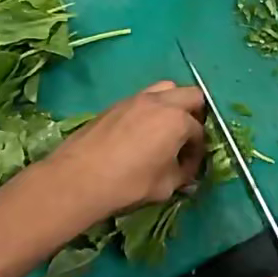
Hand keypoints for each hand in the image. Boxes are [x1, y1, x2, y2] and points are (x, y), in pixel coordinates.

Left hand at [39, 81, 206, 222]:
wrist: (78, 179)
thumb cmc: (128, 184)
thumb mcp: (165, 186)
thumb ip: (181, 175)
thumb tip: (184, 170)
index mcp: (177, 120)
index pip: (199, 132)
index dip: (198, 151)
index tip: (190, 167)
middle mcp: (160, 102)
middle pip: (191, 96)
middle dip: (195, 114)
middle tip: (186, 138)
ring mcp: (136, 99)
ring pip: (166, 89)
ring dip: (172, 105)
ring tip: (165, 129)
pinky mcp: (115, 104)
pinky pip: (143, 99)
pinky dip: (150, 110)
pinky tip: (140, 133)